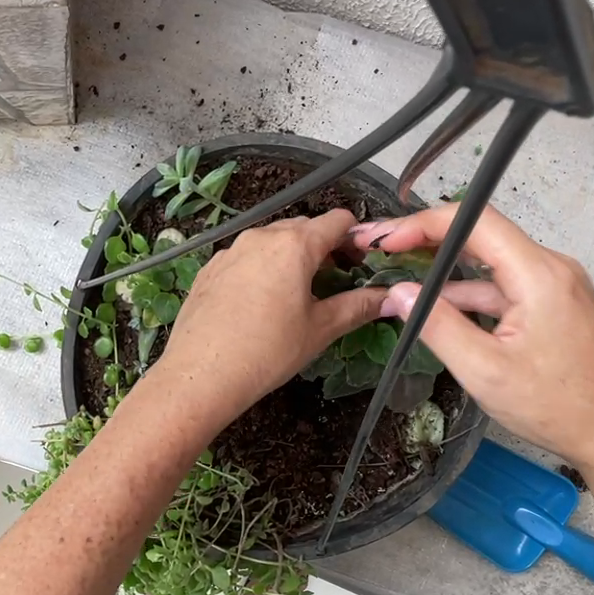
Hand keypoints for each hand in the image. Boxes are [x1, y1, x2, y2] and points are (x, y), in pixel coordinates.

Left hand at [151, 209, 386, 431]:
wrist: (201, 374)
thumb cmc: (268, 351)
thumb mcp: (320, 329)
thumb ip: (359, 307)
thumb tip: (393, 297)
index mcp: (294, 244)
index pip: (337, 220)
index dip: (357, 237)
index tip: (362, 263)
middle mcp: (261, 237)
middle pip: (303, 228)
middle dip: (324, 248)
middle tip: (334, 281)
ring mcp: (231, 251)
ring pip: (271, 242)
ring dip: (291, 258)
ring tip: (297, 294)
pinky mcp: (210, 269)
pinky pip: (245, 259)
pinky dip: (261, 270)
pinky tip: (259, 304)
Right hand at [351, 204, 593, 477]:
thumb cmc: (556, 407)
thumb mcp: (484, 370)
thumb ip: (437, 326)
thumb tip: (399, 293)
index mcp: (538, 274)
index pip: (474, 220)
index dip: (423, 223)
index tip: (385, 239)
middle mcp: (552, 268)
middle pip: (481, 235)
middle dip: (427, 240)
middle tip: (382, 249)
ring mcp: (556, 286)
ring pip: (490, 264)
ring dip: (445, 272)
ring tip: (401, 281)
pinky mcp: (555, 305)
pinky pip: (504, 287)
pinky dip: (470, 294)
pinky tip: (439, 309)